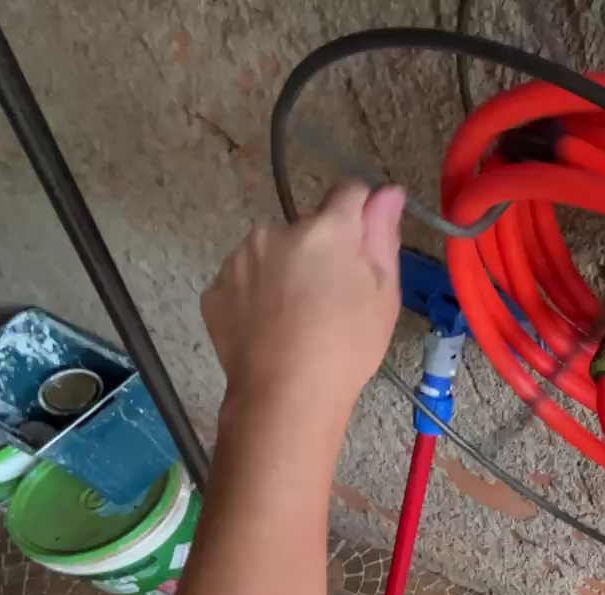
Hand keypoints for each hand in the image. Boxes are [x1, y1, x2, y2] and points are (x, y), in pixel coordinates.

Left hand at [201, 183, 405, 418]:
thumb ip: (383, 236)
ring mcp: (240, 258)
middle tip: (337, 302)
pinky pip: (246, 282)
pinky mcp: (216, 288)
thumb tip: (388, 192)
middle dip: (323, 253)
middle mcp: (276, 230)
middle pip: (308, 230)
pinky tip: (276, 330)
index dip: (364, 216)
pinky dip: (261, 298)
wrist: (286, 393)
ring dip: (289, 273)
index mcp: (326, 230)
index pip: (350, 194)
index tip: (368, 248)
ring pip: (274, 254)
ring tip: (302, 320)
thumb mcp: (384, 294)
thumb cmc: (348, 346)